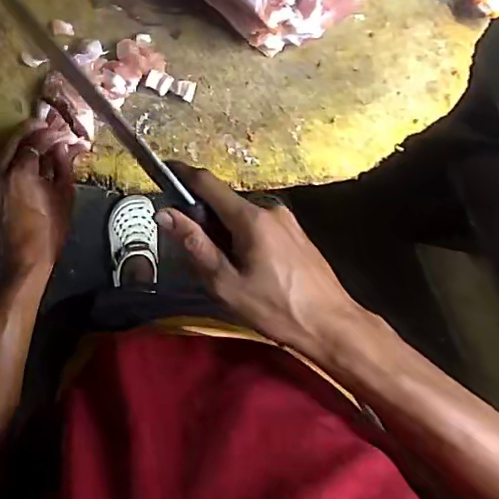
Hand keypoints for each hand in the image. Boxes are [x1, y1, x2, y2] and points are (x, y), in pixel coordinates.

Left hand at [0, 122, 75, 280]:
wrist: (24, 257)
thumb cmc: (49, 230)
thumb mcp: (63, 195)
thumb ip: (63, 167)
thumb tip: (64, 148)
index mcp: (21, 172)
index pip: (36, 142)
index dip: (52, 135)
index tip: (64, 133)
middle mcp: (2, 171)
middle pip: (16, 139)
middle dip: (33, 130)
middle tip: (49, 124)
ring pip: (6, 150)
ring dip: (22, 141)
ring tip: (41, 138)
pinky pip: (3, 163)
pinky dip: (15, 155)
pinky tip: (29, 156)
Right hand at [158, 166, 371, 360]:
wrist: (336, 328)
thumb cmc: (277, 308)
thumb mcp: (225, 282)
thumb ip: (194, 244)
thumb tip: (165, 214)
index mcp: (250, 218)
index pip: (208, 183)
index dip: (182, 174)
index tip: (163, 169)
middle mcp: (269, 209)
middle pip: (223, 201)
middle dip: (202, 216)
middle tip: (192, 248)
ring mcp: (286, 221)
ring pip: (240, 215)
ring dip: (222, 230)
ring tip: (221, 266)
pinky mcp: (295, 234)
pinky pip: (257, 225)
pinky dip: (241, 236)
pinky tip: (245, 267)